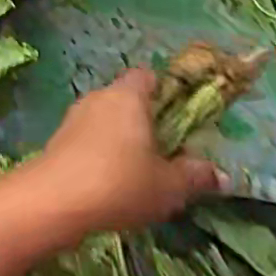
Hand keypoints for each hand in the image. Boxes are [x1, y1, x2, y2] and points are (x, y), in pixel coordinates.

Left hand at [30, 69, 222, 233]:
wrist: (56, 198)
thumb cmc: (120, 182)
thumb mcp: (168, 186)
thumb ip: (194, 176)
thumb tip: (220, 174)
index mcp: (128, 96)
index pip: (147, 76)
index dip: (163, 91)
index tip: (177, 116)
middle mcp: (100, 95)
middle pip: (126, 97)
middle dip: (143, 119)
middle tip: (163, 150)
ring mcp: (75, 114)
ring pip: (105, 117)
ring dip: (120, 137)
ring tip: (137, 171)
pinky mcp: (59, 136)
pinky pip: (88, 135)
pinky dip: (100, 150)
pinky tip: (109, 181)